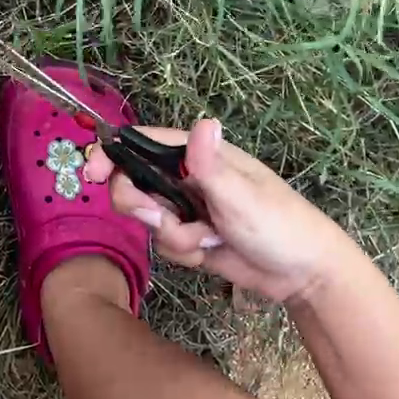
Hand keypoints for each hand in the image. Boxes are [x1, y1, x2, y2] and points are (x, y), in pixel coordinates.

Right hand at [87, 118, 366, 303]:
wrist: (306, 278)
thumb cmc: (280, 226)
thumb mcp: (243, 197)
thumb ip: (211, 165)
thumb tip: (203, 120)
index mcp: (197, 154)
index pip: (140, 143)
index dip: (112, 155)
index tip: (92, 174)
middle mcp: (186, 175)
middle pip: (133, 181)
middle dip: (141, 206)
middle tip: (160, 221)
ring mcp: (187, 206)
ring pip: (147, 216)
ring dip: (170, 235)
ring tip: (204, 243)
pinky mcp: (190, 235)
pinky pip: (163, 242)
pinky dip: (181, 252)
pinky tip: (208, 255)